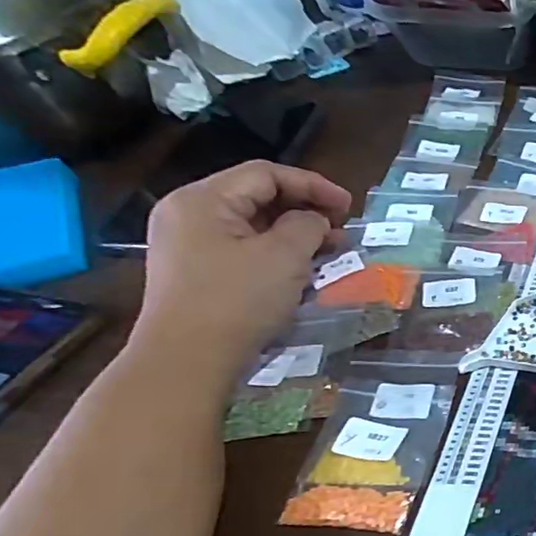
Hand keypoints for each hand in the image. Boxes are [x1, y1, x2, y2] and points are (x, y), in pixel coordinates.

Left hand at [132, 160, 351, 373]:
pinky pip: (240, 249)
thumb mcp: (284, 257)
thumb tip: (314, 220)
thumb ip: (307, 226)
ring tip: (328, 251)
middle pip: (256, 197)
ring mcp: (186, 245)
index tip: (349, 206)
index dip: (313, 185)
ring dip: (293, 234)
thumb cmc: (237, 300)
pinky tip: (299, 271)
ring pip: (250, 225)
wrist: (187, 360)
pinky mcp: (193, 272)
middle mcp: (188, 214)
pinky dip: (273, 253)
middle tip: (340, 228)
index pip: (266, 174)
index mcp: (203, 199)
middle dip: (304, 209)